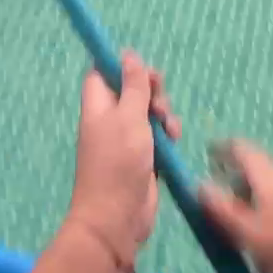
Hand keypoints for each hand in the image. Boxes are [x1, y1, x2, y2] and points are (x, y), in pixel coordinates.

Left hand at [65, 52, 179, 271]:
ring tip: (169, 127)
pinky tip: (174, 140)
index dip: (122, 66)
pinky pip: (157, 135)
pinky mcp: (143, 156)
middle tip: (159, 102)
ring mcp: (126, 139)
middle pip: (132, 90)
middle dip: (151, 91)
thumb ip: (133, 86)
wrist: (117, 218)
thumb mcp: (129, 117)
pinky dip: (167, 134)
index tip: (143, 71)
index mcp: (98, 105)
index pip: (103, 73)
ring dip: (163, 113)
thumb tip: (128, 54)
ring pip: (148, 112)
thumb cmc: (118, 162)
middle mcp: (110, 119)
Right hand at [200, 140, 272, 272]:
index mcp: (265, 174)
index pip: (238, 148)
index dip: (220, 151)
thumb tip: (198, 185)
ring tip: (252, 264)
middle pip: (251, 181)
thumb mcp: (250, 232)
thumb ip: (221, 210)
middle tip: (223, 229)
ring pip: (268, 207)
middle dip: (235, 204)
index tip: (207, 159)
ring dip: (254, 230)